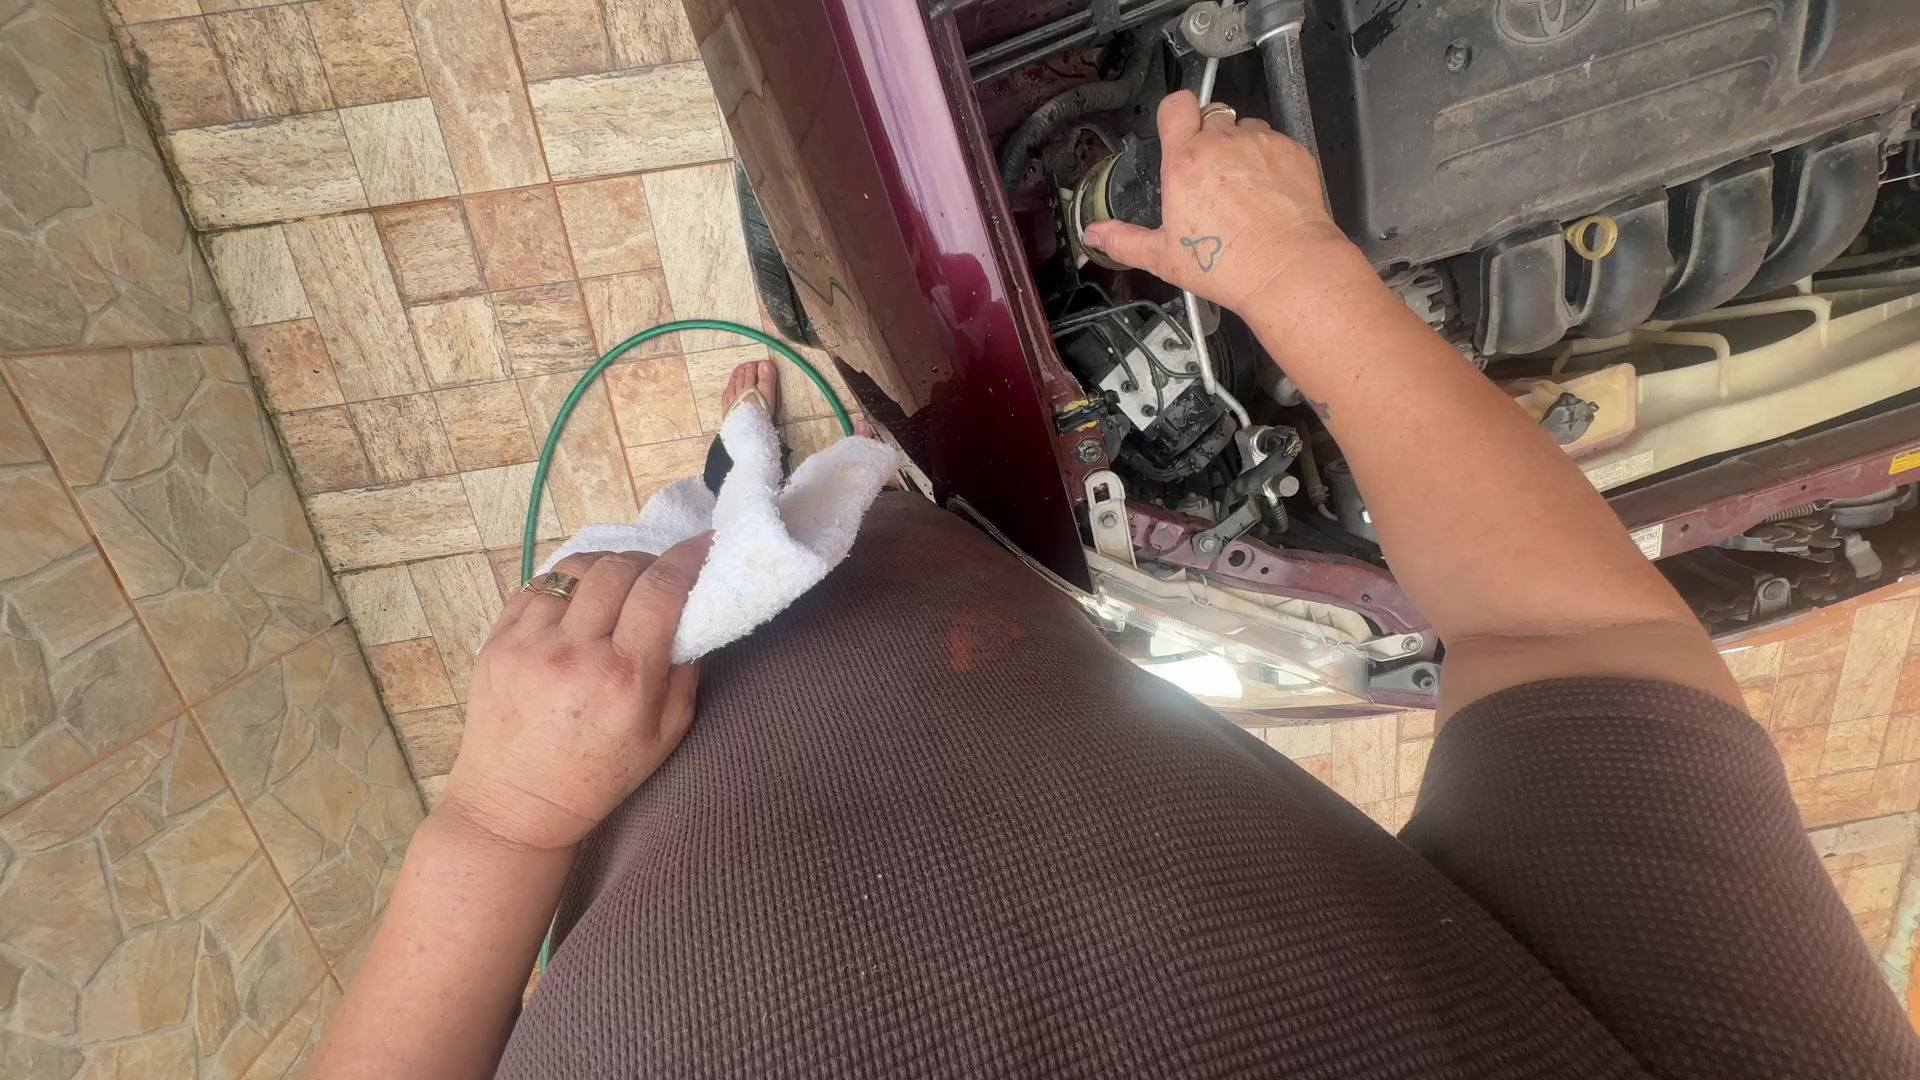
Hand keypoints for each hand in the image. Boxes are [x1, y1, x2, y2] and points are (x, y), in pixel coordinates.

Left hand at [437, 538, 710, 851]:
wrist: (515, 805)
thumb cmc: (602, 774)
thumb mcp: (669, 732)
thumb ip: (686, 669)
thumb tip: (692, 614)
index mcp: (623, 676)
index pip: (661, 589)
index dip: (689, 556)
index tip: (707, 542)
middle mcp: (573, 652)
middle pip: (620, 568)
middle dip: (651, 561)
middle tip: (662, 576)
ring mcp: (527, 643)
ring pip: (578, 567)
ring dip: (611, 566)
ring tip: (622, 585)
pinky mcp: (496, 641)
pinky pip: (540, 584)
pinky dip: (571, 581)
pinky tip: (583, 600)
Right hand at [1083, 91, 1355, 315]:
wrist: (1283, 265)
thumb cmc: (1221, 262)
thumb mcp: (1162, 256)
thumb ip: (1124, 240)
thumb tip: (1095, 234)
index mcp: (1185, 161)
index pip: (1176, 105)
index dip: (1174, 115)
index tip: (1175, 131)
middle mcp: (1222, 141)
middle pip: (1211, 116)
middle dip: (1207, 138)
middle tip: (1207, 176)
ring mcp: (1260, 142)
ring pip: (1244, 128)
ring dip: (1239, 149)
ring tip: (1239, 190)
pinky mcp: (1291, 150)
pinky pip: (1274, 143)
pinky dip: (1268, 161)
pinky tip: (1264, 195)